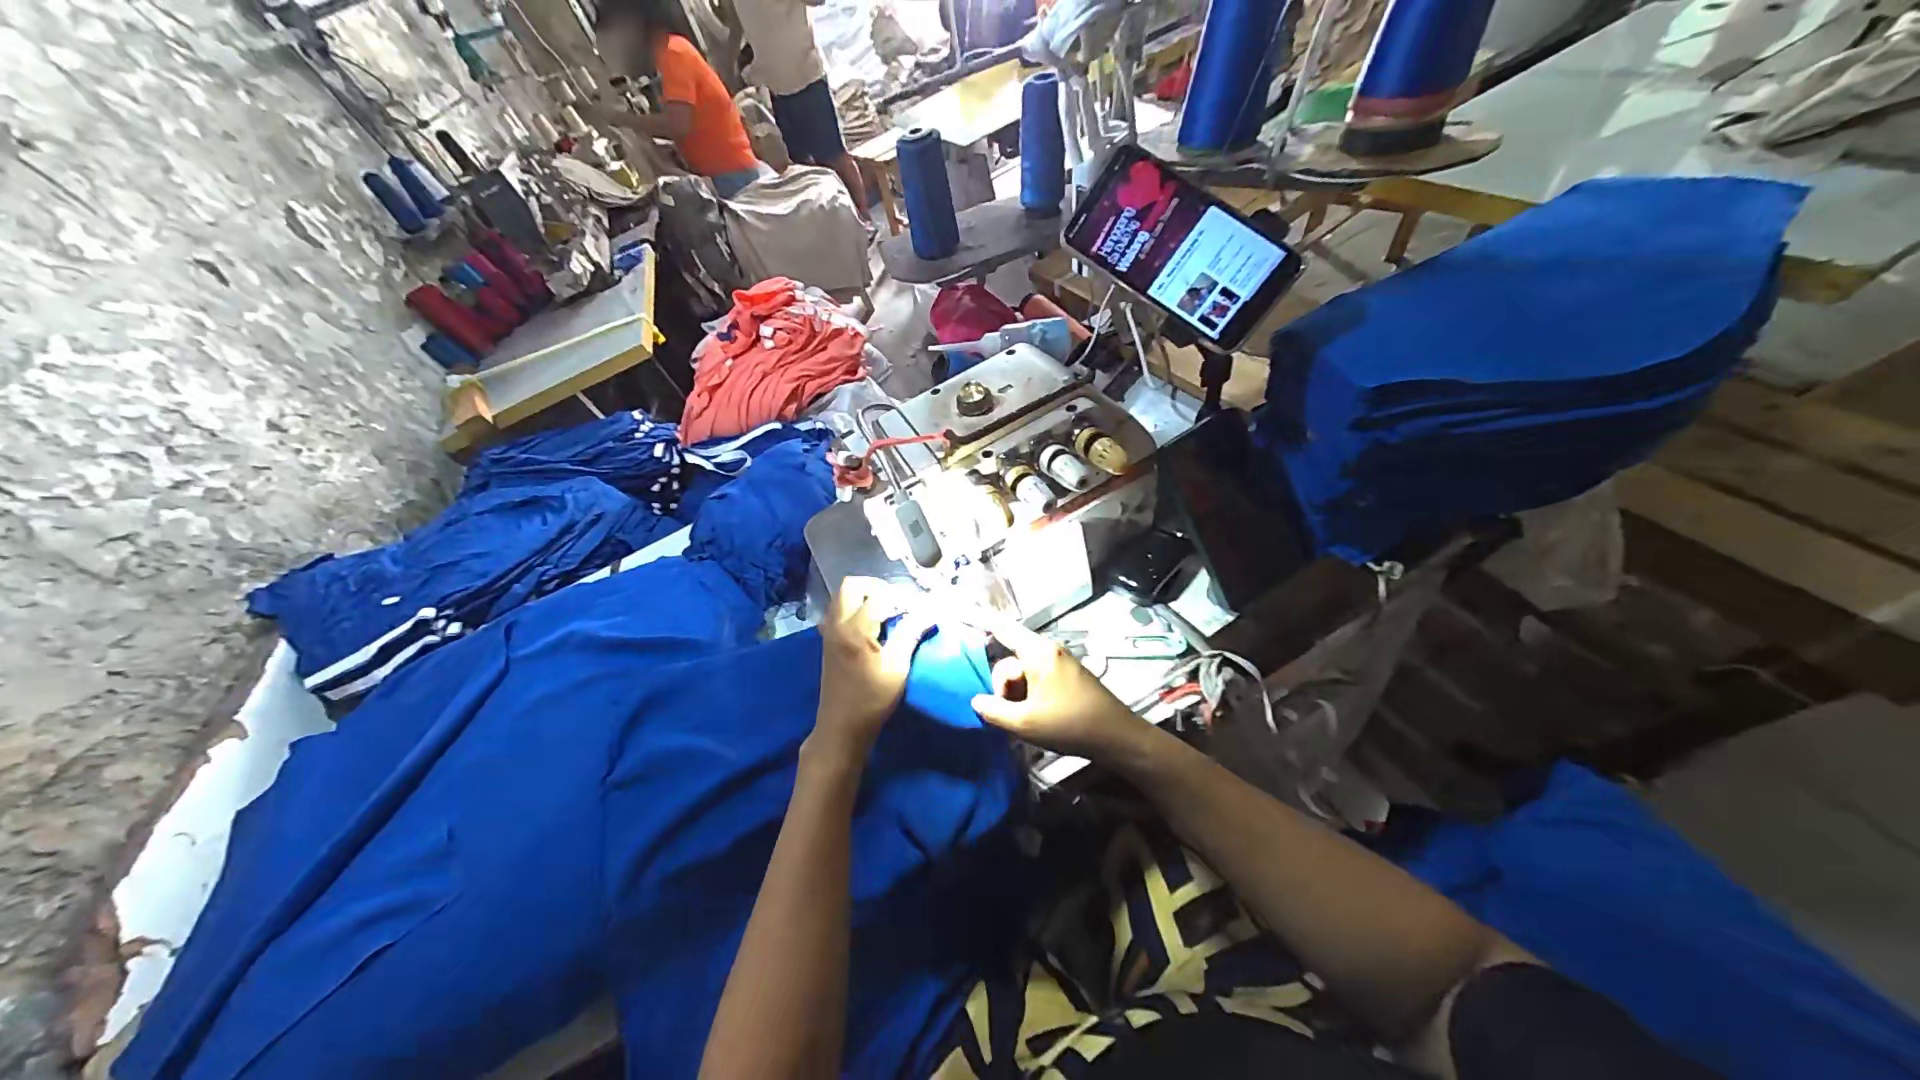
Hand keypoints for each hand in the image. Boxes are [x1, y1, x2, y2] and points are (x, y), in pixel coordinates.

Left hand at [812, 578, 930, 759]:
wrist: (841, 726)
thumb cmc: (872, 700)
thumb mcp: (898, 668)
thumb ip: (910, 634)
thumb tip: (927, 613)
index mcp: (855, 629)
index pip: (879, 596)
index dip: (901, 598)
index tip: (916, 611)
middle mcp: (837, 624)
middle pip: (852, 585)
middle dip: (877, 587)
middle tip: (897, 604)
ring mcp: (828, 631)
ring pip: (842, 595)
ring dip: (864, 596)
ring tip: (886, 612)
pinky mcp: (827, 639)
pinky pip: (838, 609)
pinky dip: (854, 608)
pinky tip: (871, 625)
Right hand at [970, 618, 1155, 760]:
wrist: (1116, 737)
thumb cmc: (1069, 725)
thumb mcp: (1025, 723)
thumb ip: (995, 710)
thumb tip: (977, 700)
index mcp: (1038, 653)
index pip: (1004, 630)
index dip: (982, 621)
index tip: (963, 611)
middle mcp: (1049, 651)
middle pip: (1011, 659)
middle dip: (1004, 685)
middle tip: (1011, 711)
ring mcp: (1060, 663)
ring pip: (1024, 671)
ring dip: (1017, 693)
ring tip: (1025, 718)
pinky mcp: (1067, 676)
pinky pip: (1037, 677)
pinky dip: (1029, 693)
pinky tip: (1035, 715)